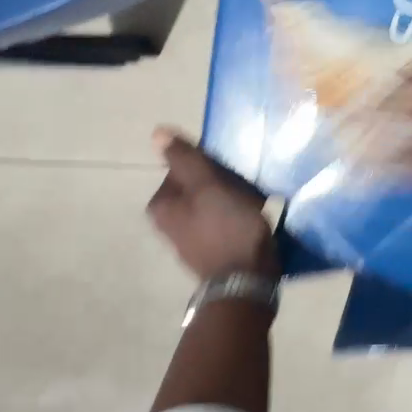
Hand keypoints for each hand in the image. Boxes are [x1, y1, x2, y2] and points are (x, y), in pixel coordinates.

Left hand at [147, 127, 279, 280]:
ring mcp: (191, 236)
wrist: (245, 279)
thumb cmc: (226, 228)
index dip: (210, 162)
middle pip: (198, 183)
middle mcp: (169, 221)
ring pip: (212, 200)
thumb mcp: (208, 187)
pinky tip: (254, 213)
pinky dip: (237, 210)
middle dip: (222, 178)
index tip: (232, 167)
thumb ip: (186, 160)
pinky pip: (224, 217)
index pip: (184, 167)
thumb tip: (156, 132)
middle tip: (246, 179)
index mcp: (162, 205)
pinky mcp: (213, 246)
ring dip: (232, 193)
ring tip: (255, 194)